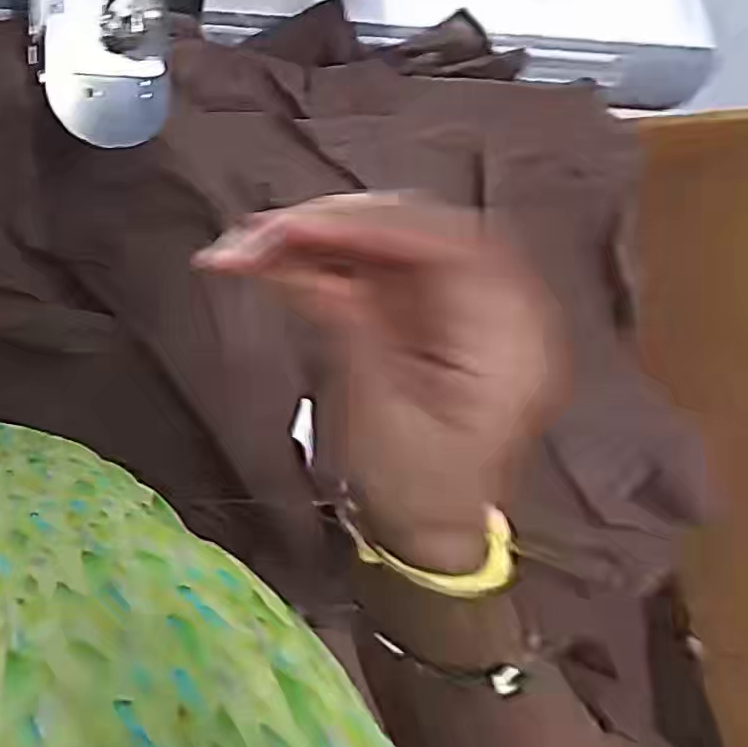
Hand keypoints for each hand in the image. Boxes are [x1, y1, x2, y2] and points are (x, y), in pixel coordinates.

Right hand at [193, 193, 564, 571]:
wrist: (422, 524)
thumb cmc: (413, 481)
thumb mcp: (378, 410)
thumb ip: (347, 325)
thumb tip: (298, 265)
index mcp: (505, 333)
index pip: (448, 245)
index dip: (368, 224)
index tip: (290, 229)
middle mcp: (484, 303)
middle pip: (409, 228)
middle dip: (327, 222)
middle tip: (252, 236)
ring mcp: (442, 303)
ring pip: (376, 240)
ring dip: (308, 235)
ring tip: (242, 247)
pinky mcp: (405, 310)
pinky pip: (356, 265)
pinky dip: (307, 257)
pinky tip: (264, 260)